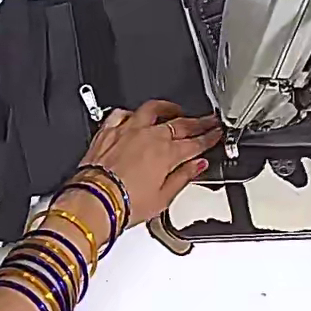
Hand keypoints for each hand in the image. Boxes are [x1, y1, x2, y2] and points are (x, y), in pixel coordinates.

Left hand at [64, 100, 220, 233]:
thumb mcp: (164, 197)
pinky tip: (135, 115)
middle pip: (181, 123)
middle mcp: (149, 136)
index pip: (196, 142)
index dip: (209, 137)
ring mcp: (128, 130)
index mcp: (167, 153)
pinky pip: (122, 114)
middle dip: (199, 122)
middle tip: (208, 120)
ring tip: (176, 110)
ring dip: (168, 108)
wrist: (94, 200)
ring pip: (153, 109)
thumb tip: (197, 166)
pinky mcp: (108, 131)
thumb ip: (184, 177)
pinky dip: (132, 113)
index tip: (216, 134)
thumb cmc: (125, 202)